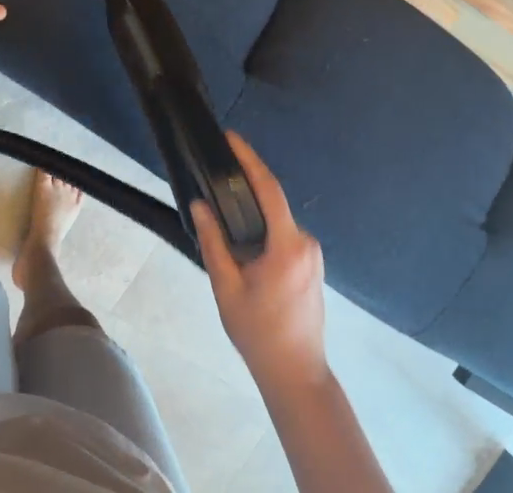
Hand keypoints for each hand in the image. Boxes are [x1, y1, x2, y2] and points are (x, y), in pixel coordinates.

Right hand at [192, 132, 327, 379]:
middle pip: (272, 204)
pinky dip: (261, 232)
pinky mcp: (311, 267)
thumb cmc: (258, 332)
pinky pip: (283, 236)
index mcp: (288, 246)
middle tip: (213, 176)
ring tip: (220, 213)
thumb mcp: (226, 286)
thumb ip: (213, 241)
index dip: (249, 160)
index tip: (231, 138)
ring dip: (251, 215)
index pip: (269, 190)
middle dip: (244, 189)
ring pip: (276, 222)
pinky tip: (241, 241)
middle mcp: (306, 244)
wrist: (295, 372)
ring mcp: (313, 256)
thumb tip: (200, 205)